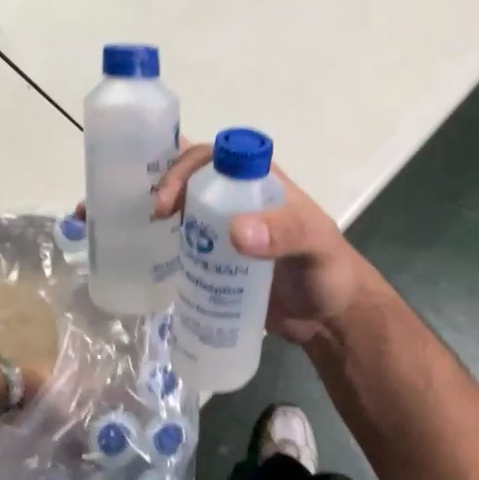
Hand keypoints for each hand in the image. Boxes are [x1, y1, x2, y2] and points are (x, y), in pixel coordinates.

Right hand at [151, 141, 369, 345]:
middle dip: (170, 186)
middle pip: (196, 181)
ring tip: (147, 231)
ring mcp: (228, 234)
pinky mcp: (220, 265)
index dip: (188, 164)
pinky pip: (189, 247)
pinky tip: (154, 256)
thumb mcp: (314, 245)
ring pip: (188, 211)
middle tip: (157, 214)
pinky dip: (169, 247)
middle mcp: (241, 203)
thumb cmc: (330, 272)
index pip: (218, 157)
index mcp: (263, 185)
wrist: (331, 322)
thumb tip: (236, 231)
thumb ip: (284, 233)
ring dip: (166, 214)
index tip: (170, 193)